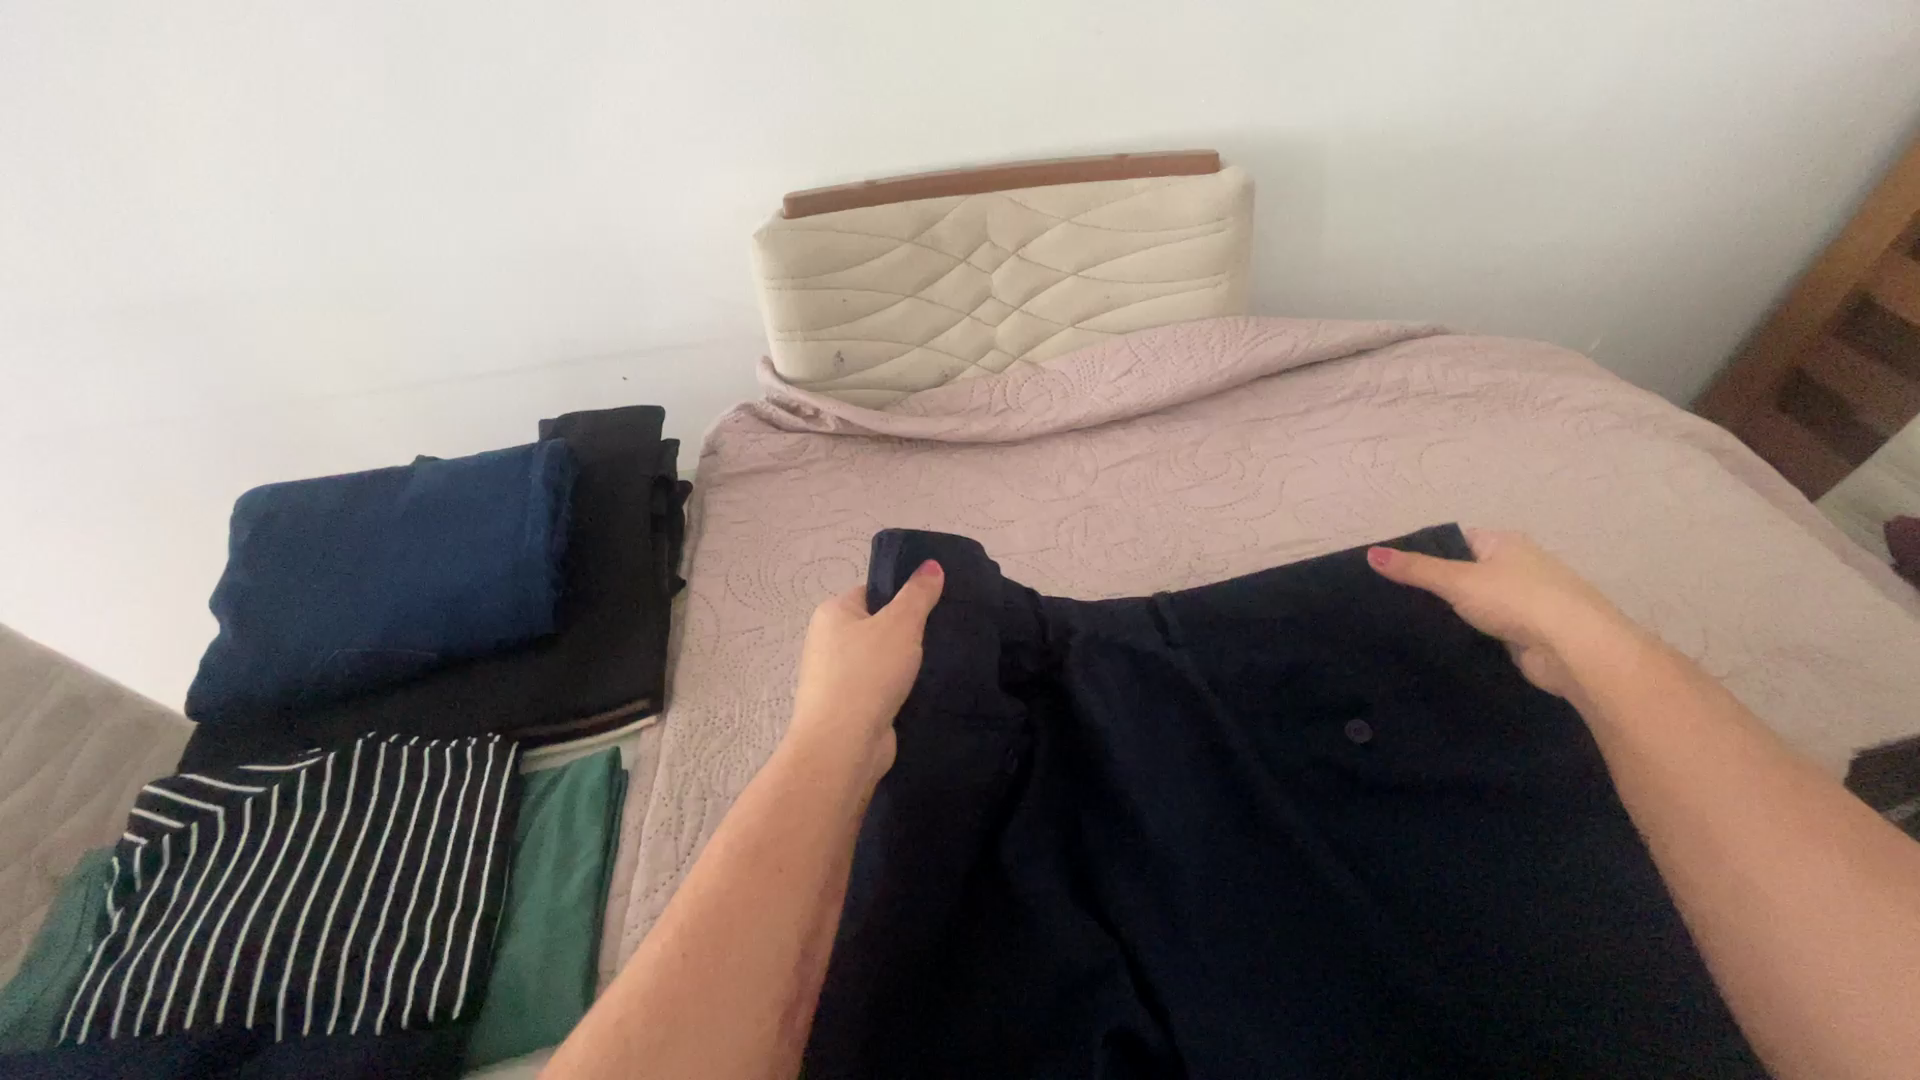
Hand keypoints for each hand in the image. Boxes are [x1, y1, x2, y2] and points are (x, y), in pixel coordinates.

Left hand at [786, 559, 944, 784]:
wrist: (843, 745)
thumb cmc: (867, 673)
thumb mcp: (901, 624)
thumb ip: (918, 594)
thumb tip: (931, 564)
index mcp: (833, 613)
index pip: (872, 592)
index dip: (903, 597)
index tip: (935, 605)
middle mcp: (827, 642)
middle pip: (877, 627)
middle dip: (907, 633)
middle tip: (943, 634)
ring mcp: (836, 678)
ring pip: (880, 661)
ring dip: (905, 665)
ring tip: (940, 663)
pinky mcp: (849, 708)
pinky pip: (880, 689)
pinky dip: (899, 690)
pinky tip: (924, 692)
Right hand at [1367, 528, 1642, 697]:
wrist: (1575, 649)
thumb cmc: (1517, 600)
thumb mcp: (1456, 580)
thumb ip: (1414, 569)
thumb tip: (1370, 554)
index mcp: (1504, 543)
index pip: (1456, 539)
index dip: (1425, 551)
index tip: (1393, 569)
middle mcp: (1518, 565)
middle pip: (1466, 570)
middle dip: (1436, 583)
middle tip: (1394, 597)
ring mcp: (1527, 599)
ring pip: (1478, 600)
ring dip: (1454, 610)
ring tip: (1410, 620)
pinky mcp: (1529, 631)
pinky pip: (1489, 626)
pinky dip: (1470, 632)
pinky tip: (1444, 640)